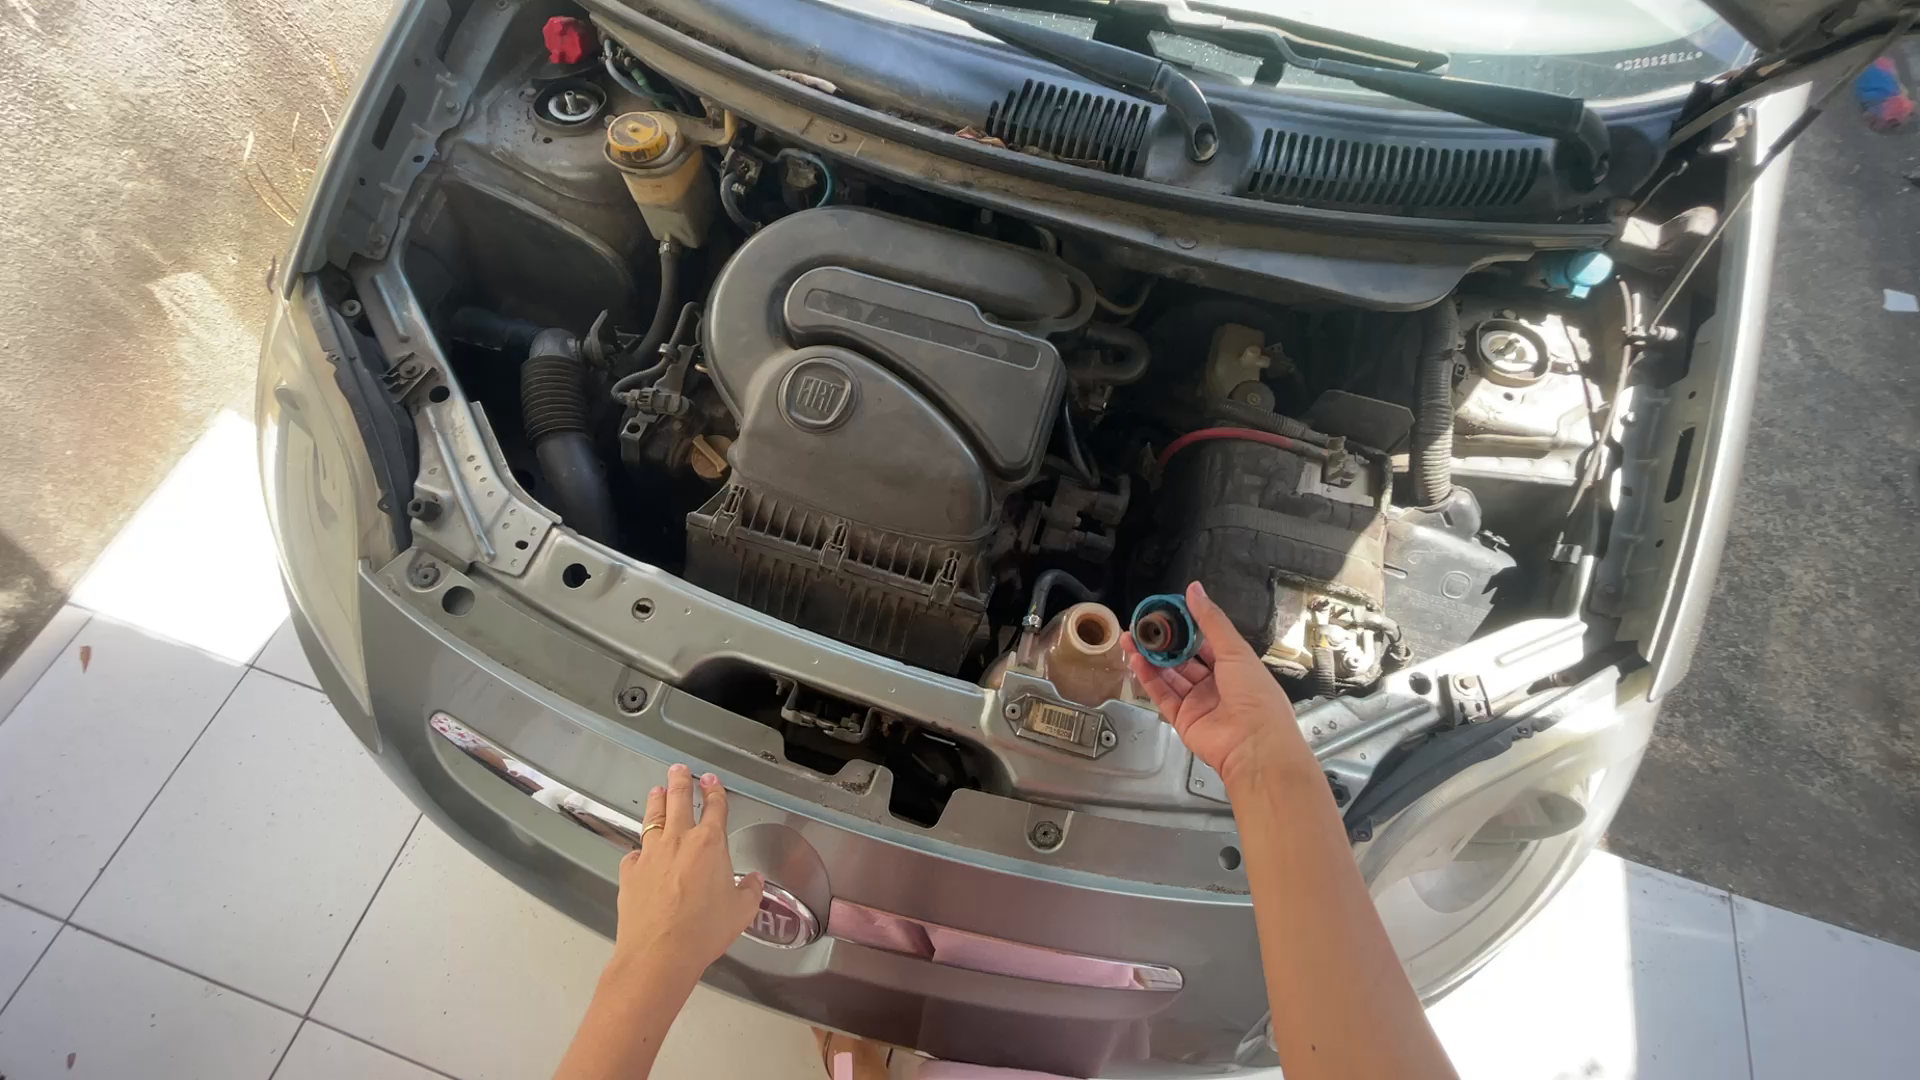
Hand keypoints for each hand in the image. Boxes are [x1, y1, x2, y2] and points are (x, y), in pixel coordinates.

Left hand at [611, 764, 764, 984]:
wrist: (659, 955)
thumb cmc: (704, 930)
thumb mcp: (741, 911)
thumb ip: (750, 890)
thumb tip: (754, 881)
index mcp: (710, 842)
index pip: (715, 806)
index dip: (715, 790)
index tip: (711, 780)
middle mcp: (679, 840)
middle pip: (679, 800)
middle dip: (680, 781)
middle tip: (679, 769)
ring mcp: (651, 854)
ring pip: (654, 818)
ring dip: (657, 801)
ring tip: (657, 790)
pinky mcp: (629, 873)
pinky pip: (634, 853)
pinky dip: (639, 849)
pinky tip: (639, 851)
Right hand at [1122, 582, 1313, 791]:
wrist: (1255, 747)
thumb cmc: (1256, 697)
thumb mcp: (1235, 651)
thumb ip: (1210, 621)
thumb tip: (1194, 589)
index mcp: (1235, 668)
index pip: (1205, 643)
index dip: (1185, 627)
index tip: (1165, 612)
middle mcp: (1216, 686)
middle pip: (1183, 659)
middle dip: (1163, 643)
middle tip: (1142, 626)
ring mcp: (1198, 703)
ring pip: (1169, 676)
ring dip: (1150, 658)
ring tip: (1131, 639)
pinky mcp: (1182, 719)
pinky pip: (1162, 695)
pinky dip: (1148, 678)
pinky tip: (1136, 660)